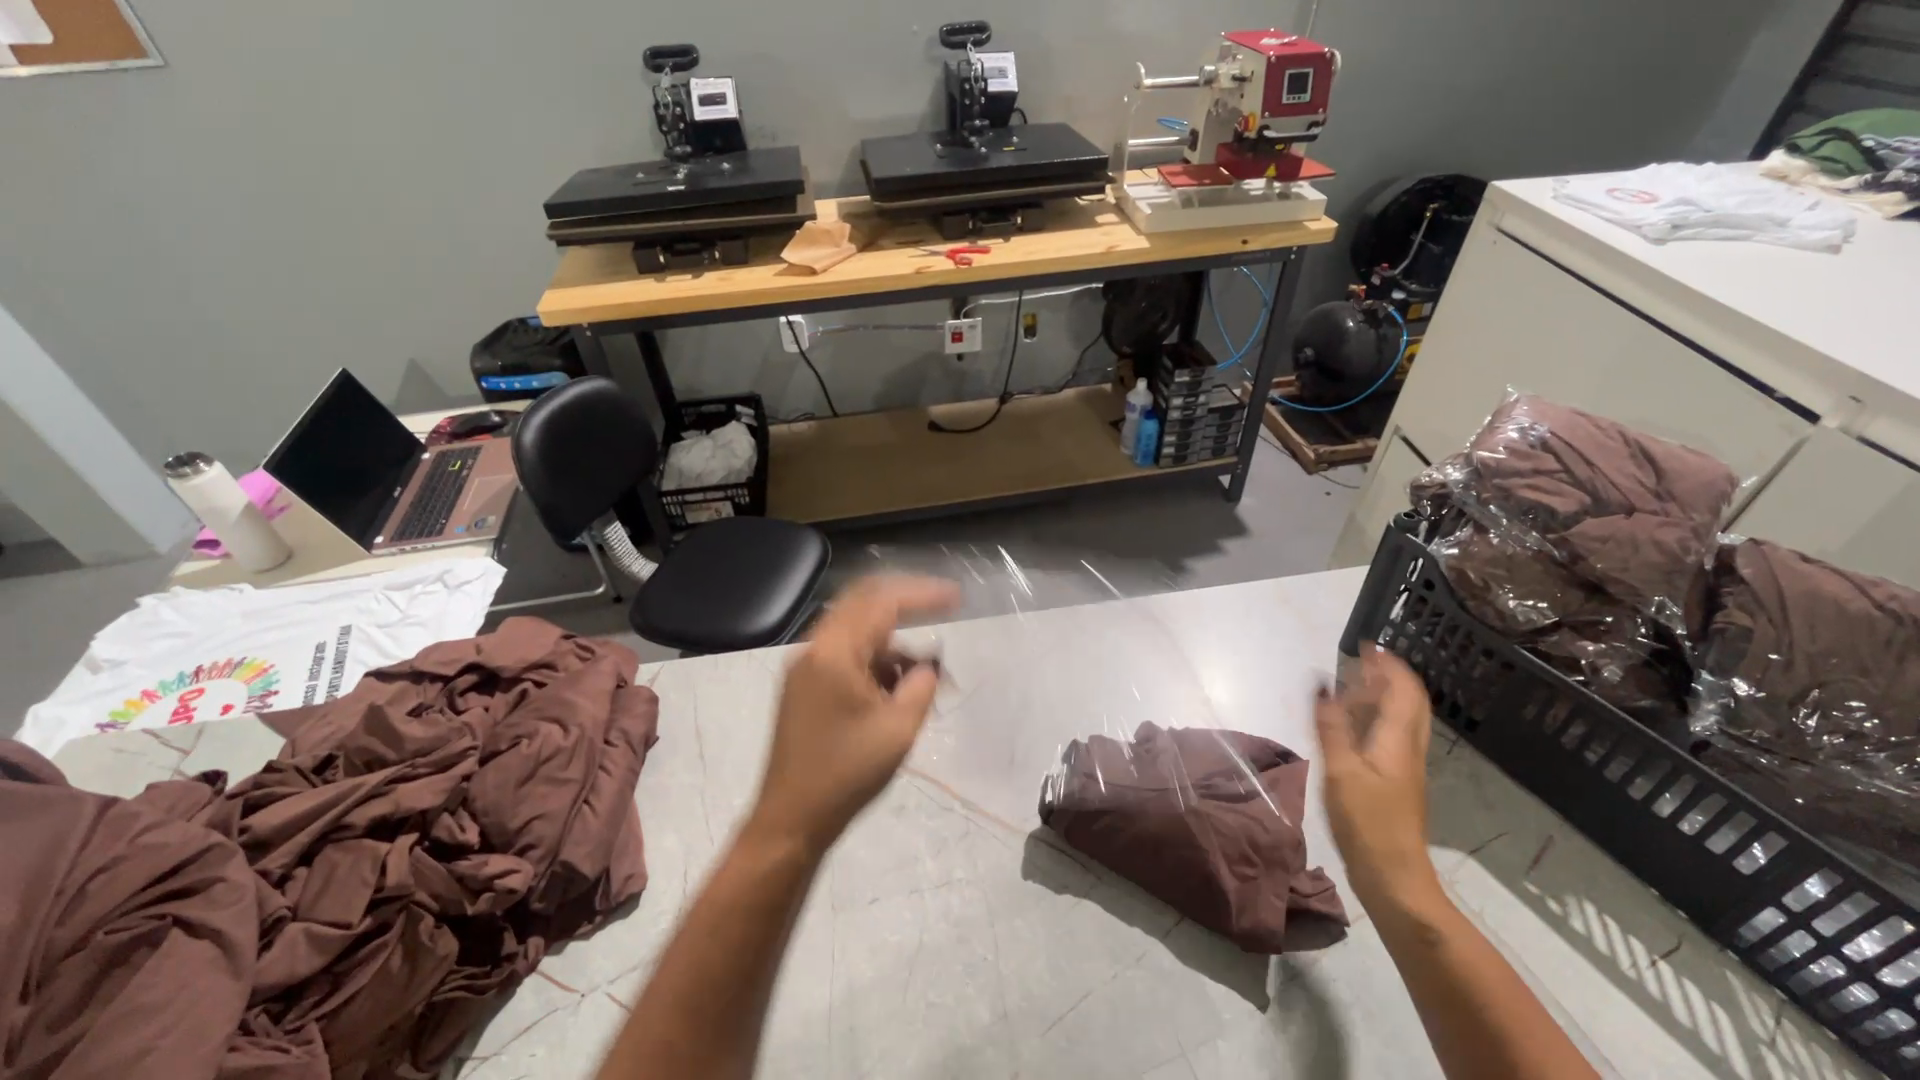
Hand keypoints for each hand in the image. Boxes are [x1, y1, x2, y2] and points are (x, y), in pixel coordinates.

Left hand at [752, 575, 960, 854]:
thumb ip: (920, 685)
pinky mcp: (802, 688)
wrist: (790, 818)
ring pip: (854, 632)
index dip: (923, 594)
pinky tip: (895, 688)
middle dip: (905, 604)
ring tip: (923, 673)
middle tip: (943, 609)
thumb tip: (927, 664)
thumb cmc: (847, 774)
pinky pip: (843, 656)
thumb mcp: (899, 729)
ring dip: (890, 640)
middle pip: (863, 603)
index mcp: (835, 653)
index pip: (883, 603)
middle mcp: (814, 650)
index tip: (958, 598)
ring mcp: (804, 668)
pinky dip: (873, 660)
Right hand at [1316, 644, 1440, 908]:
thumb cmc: (1367, 823)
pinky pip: (1395, 738)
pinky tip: (1356, 730)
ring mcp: (1407, 769)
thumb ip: (1331, 728)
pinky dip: (1379, 720)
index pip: (1403, 690)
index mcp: (1398, 741)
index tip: (1366, 646)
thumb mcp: (1341, 772)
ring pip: (1405, 721)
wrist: (1394, 877)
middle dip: (1390, 677)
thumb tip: (1322, 686)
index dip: (1388, 665)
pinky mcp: (1399, 784)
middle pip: (1411, 702)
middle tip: (1361, 664)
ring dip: (1385, 698)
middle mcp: (1409, 749)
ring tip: (1356, 689)